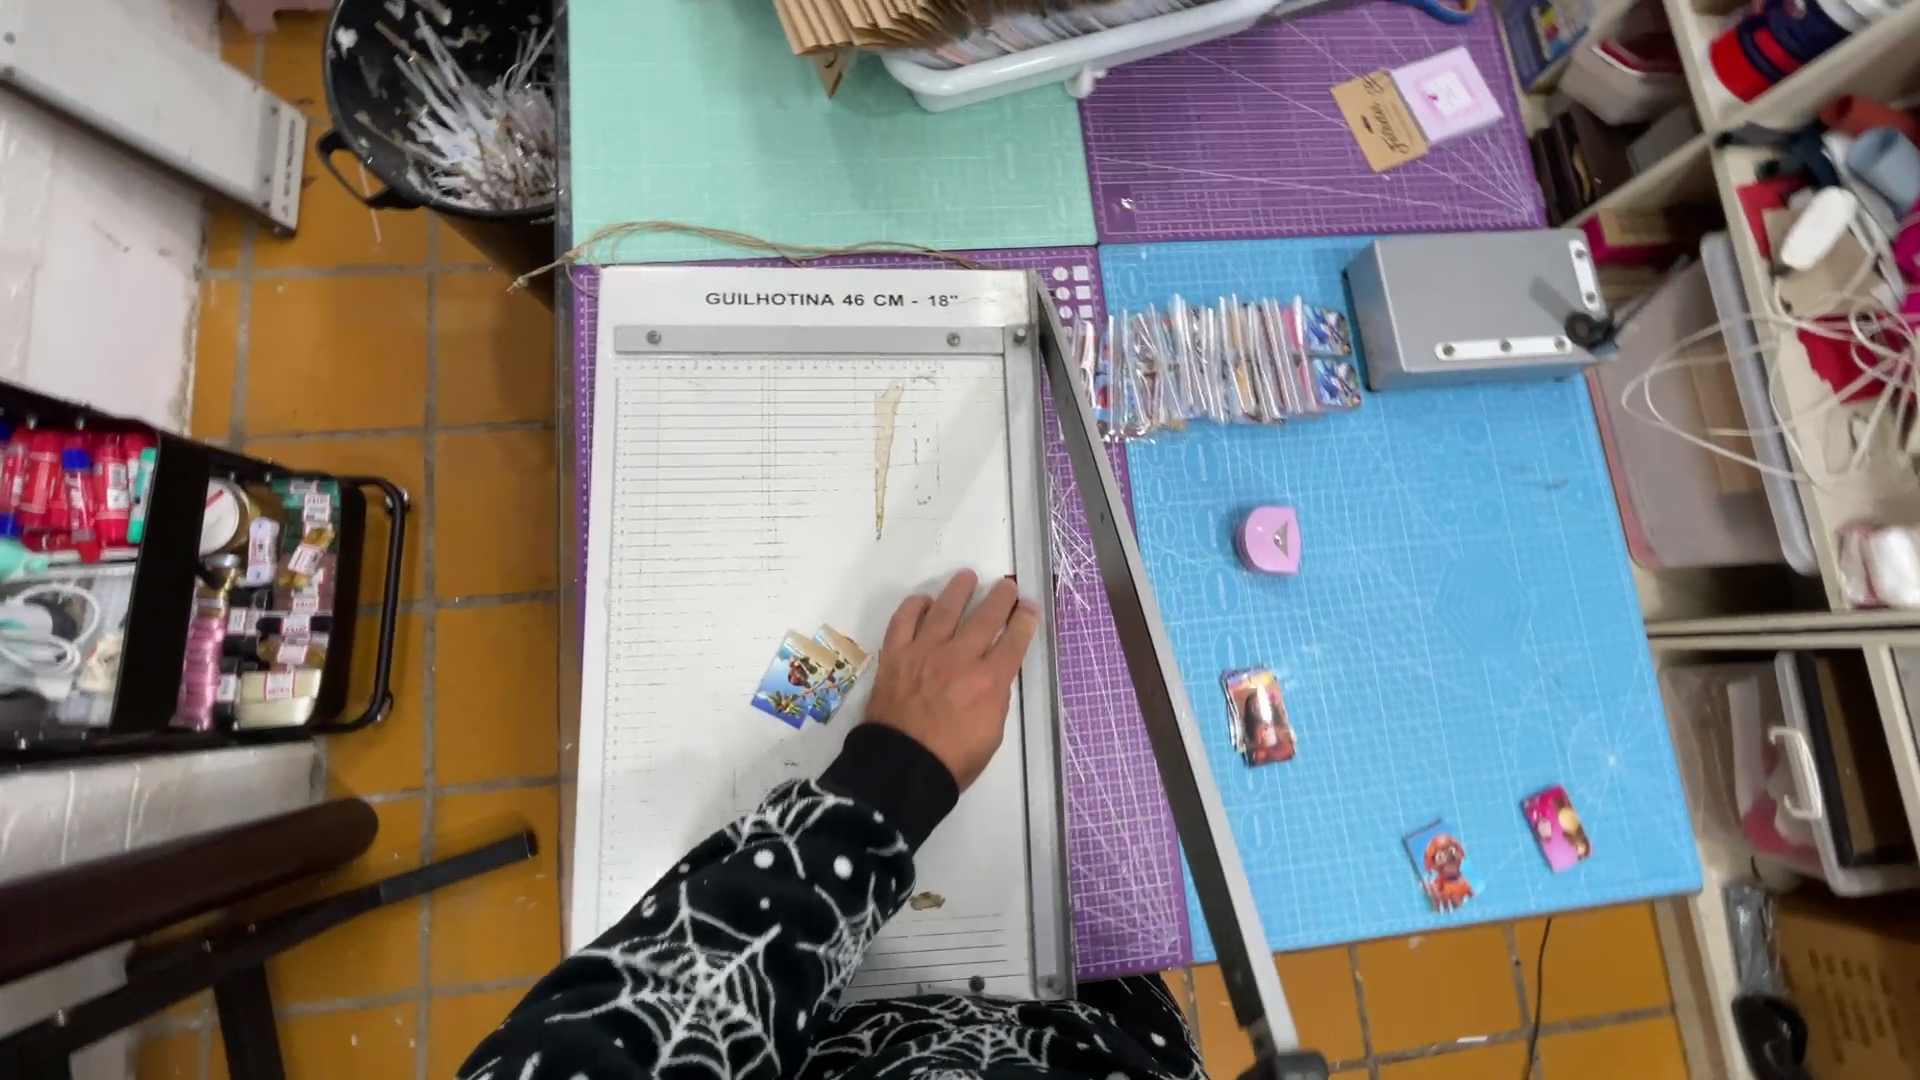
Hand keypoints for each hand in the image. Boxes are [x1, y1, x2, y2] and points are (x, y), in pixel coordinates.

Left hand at [863, 569, 1040, 790]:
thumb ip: (995, 697)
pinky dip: (914, 606)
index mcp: (988, 681)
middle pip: (985, 617)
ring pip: (945, 609)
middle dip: (1000, 598)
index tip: (1029, 607)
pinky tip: (924, 601)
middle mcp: (959, 658)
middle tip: (1006, 586)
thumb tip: (993, 674)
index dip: (1025, 620)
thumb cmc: (952, 760)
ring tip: (967, 576)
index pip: (1014, 640)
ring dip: (959, 590)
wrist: (900, 767)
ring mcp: (925, 652)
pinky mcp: (896, 654)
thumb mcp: (992, 734)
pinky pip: (904, 620)